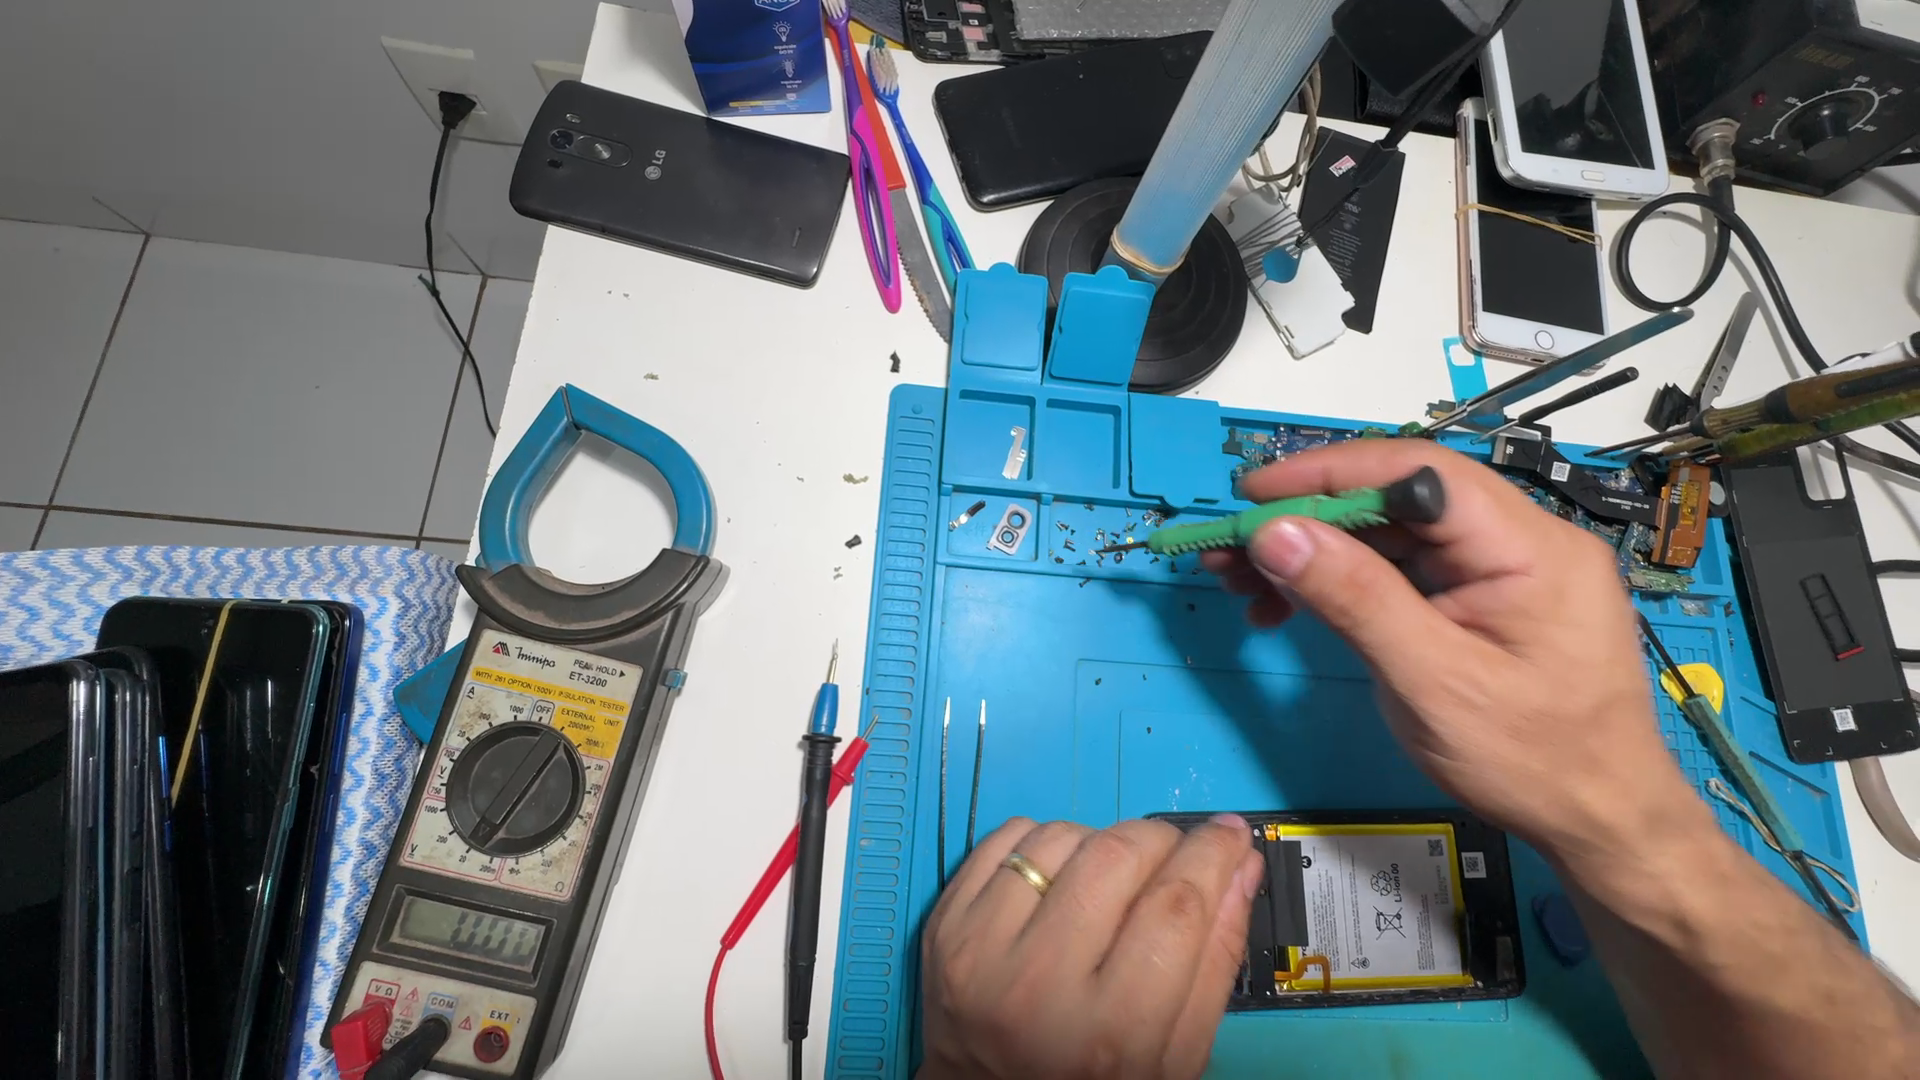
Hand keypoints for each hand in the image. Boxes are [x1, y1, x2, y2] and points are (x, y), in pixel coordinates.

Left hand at [918, 815, 1261, 1079]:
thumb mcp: (1175, 1053)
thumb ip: (1214, 958)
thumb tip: (1238, 862)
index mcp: (1111, 1033)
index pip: (1174, 909)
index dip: (1211, 856)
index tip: (1228, 832)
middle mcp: (1039, 984)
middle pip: (1115, 858)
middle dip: (1158, 839)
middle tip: (1169, 852)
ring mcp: (980, 945)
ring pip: (1062, 836)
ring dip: (1099, 841)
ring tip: (1107, 879)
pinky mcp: (946, 916)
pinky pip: (1009, 835)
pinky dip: (1046, 839)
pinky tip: (1057, 876)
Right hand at [1201, 439, 1705, 862]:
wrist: (1594, 822)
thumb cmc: (1528, 759)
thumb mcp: (1432, 681)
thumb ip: (1355, 598)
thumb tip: (1275, 532)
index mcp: (1527, 548)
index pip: (1419, 475)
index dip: (1328, 473)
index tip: (1252, 495)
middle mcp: (1512, 540)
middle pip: (1391, 501)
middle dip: (1302, 519)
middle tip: (1230, 547)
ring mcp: (1488, 568)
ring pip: (1379, 535)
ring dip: (1305, 552)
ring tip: (1239, 580)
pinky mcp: (1465, 595)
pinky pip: (1386, 570)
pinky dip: (1328, 582)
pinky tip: (1280, 606)